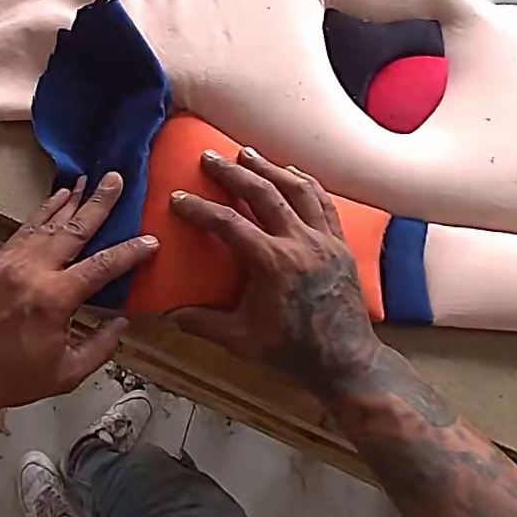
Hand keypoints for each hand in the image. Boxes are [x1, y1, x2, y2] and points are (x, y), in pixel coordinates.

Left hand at [0, 172, 159, 422]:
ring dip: (70, 201)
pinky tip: (55, 200)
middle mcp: (32, 271)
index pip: (102, 266)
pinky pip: (24, 230)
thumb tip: (121, 323)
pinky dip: (42, 213)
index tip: (149, 241)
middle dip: (99, 203)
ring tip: (88, 180)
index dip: (129, 252)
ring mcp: (10, 263)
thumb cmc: (12, 377)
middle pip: (74, 229)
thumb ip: (101, 346)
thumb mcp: (67, 373)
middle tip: (116, 179)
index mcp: (54, 299)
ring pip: (47, 223)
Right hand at [167, 147, 389, 400]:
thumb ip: (202, 323)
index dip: (200, 209)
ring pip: (296, 190)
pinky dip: (305, 182)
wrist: (347, 362)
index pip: (228, 224)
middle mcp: (300, 243)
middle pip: (264, 193)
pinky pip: (323, 202)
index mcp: (273, 264)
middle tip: (210, 157)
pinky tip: (292, 172)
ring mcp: (324, 240)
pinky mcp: (340, 244)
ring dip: (269, 168)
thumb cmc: (293, 352)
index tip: (178, 198)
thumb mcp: (240, 340)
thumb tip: (168, 314)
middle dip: (233, 172)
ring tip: (247, 154)